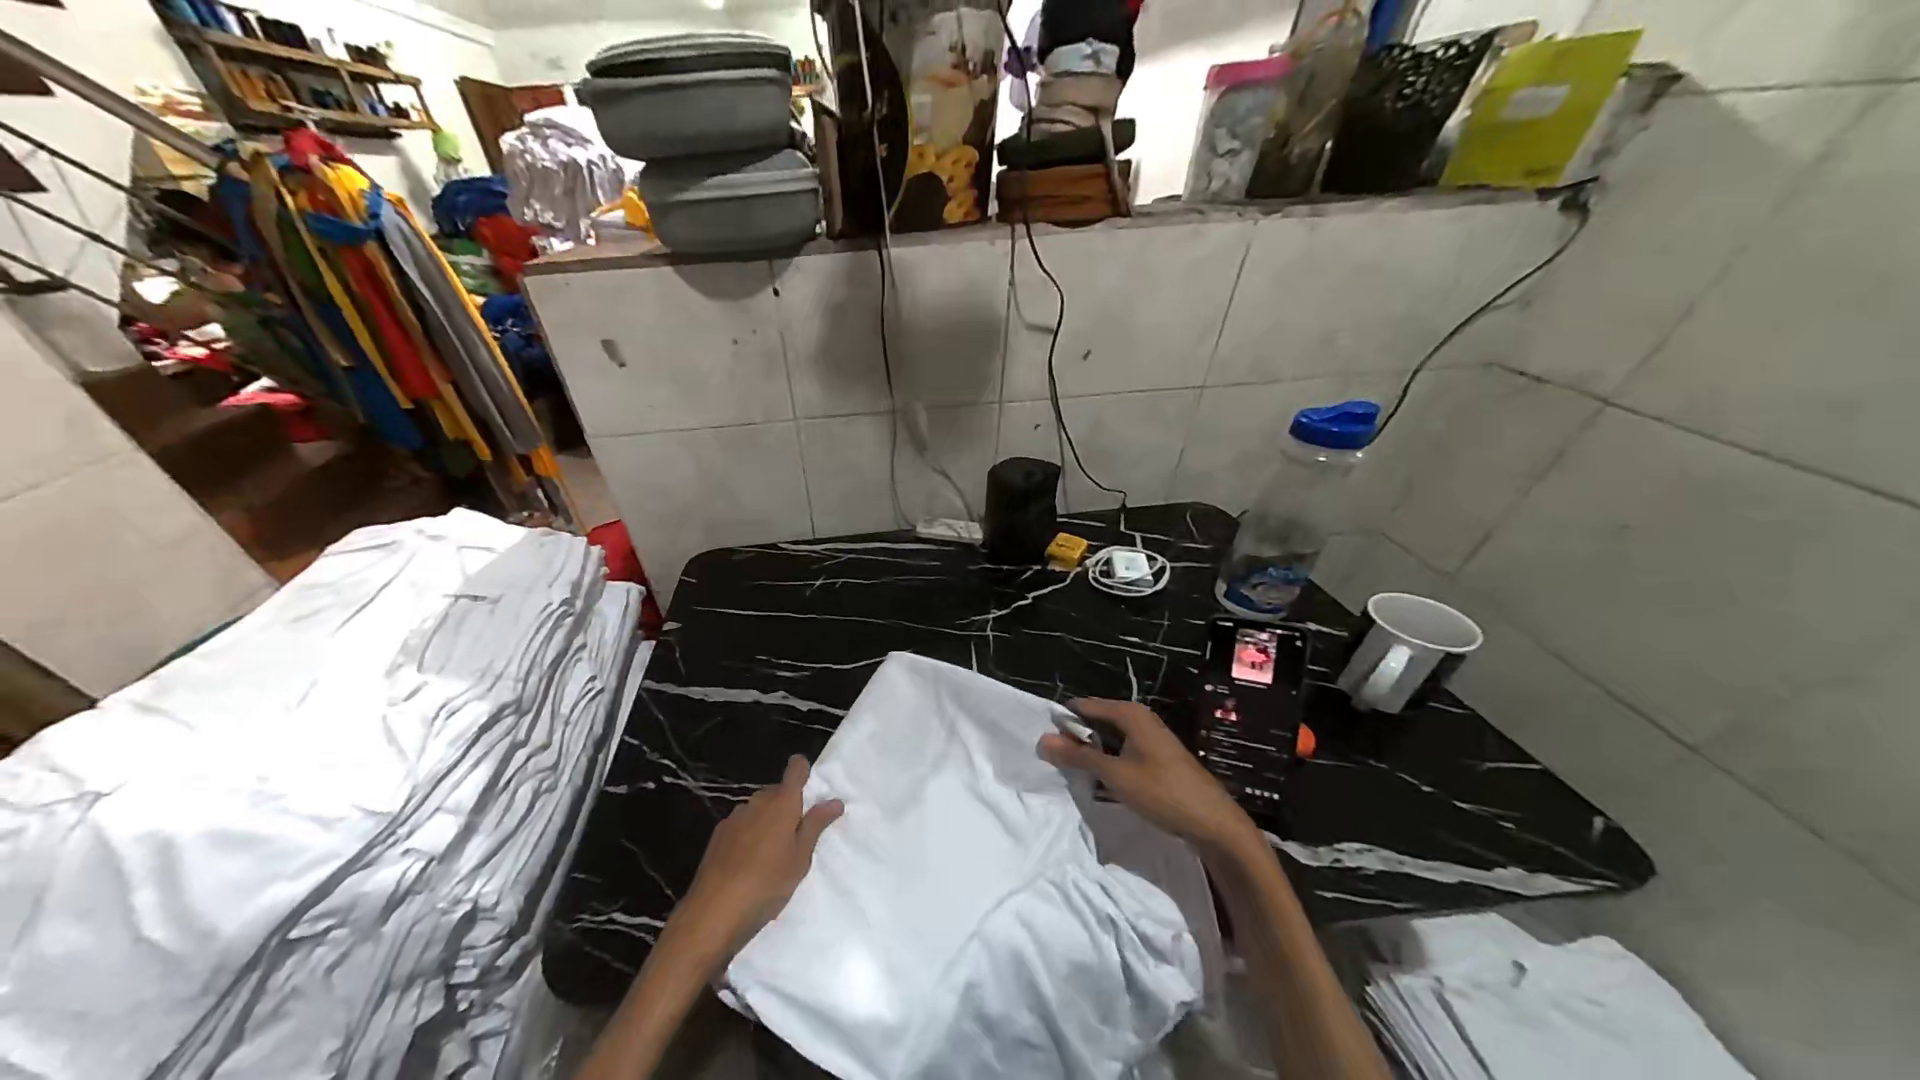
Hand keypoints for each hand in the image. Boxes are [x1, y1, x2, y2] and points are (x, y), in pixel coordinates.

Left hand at [666, 755, 843, 971]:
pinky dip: (750, 835)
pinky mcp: (718, 836)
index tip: (812, 789)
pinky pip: (742, 825)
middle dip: (788, 806)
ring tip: (774, 855)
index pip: (795, 769)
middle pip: (777, 791)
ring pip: (758, 809)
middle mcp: (757, 802)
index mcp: (781, 802)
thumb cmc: (766, 884)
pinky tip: (749, 863)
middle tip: (798, 836)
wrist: (712, 913)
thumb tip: (835, 800)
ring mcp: (734, 817)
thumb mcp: (800, 858)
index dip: (804, 771)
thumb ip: (816, 825)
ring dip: (768, 821)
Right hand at [1038, 698, 1257, 854]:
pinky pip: (1123, 752)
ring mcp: (1150, 738)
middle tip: (1058, 764)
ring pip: (1109, 739)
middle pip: (1096, 721)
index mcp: (1130, 714)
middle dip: (1077, 740)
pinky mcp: (1156, 757)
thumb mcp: (1114, 775)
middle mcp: (1140, 718)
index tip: (1045, 745)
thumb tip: (1042, 740)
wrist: (1213, 823)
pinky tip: (1102, 783)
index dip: (1063, 723)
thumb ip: (1078, 757)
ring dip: (1093, 755)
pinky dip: (1109, 763)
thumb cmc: (1162, 792)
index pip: (1083, 706)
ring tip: (1076, 775)